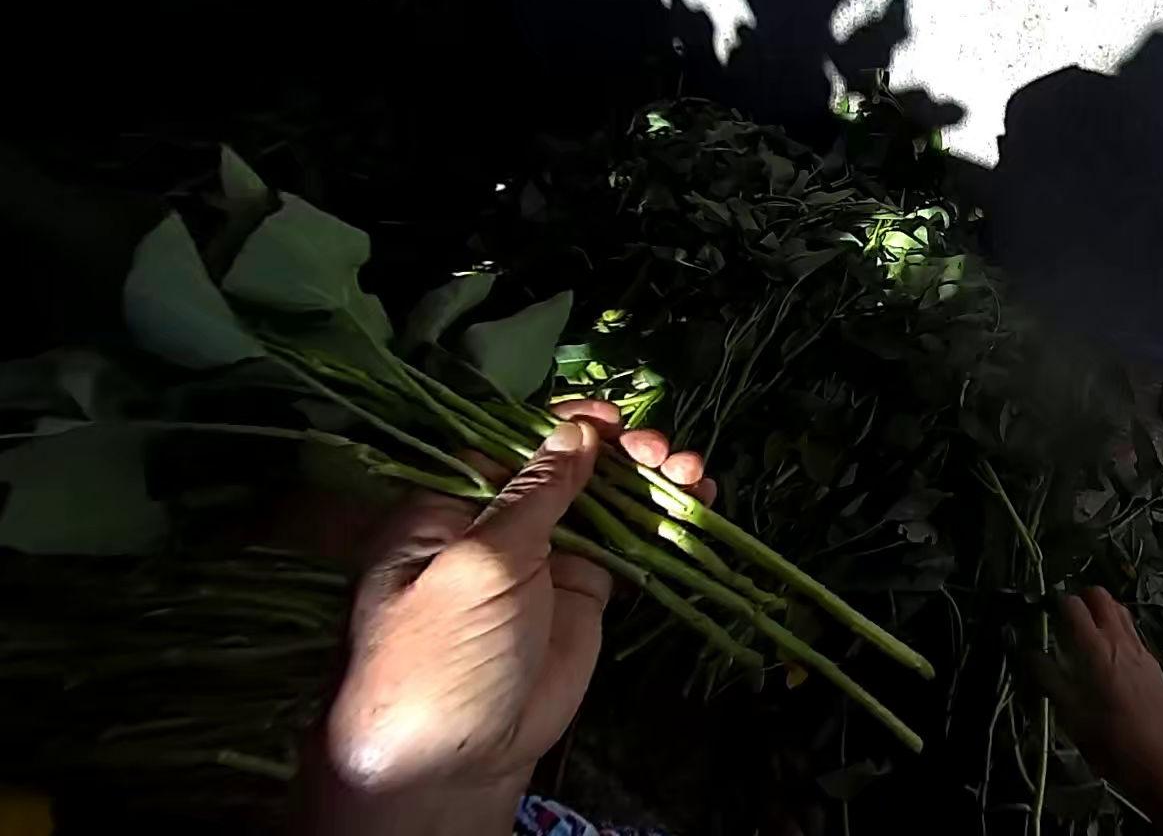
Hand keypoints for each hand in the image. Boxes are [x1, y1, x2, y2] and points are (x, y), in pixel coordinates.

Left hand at [311, 402, 707, 834]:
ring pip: (612, 494)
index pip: (513, 443)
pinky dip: (669, 511)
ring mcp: (555, 550)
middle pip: (576, 464)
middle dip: (622, 450)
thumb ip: (535, 493)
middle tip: (657, 450)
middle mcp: (508, 521)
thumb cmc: (448, 654)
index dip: (563, 424)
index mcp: (457, 508)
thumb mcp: (480, 564)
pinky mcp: (594, 578)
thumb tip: (575, 432)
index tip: (609, 418)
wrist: (466, 758)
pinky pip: (635, 532)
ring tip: (689, 469)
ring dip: (655, 474)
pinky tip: (701, 494)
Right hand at [1036, 587, 1162, 835]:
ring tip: (1088, 630)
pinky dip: (1117, 629)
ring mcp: (1138, 647)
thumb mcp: (1070, 714)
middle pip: (1100, 595)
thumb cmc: (1111, 740)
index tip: (1047, 611)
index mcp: (1094, 647)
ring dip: (1102, 610)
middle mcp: (1118, 639)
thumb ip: (1049, 678)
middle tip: (1069, 615)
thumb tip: (1031, 653)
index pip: (1073, 604)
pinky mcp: (1152, 661)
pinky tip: (1110, 654)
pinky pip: (1131, 630)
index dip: (1057, 602)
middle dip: (1082, 597)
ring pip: (1119, 609)